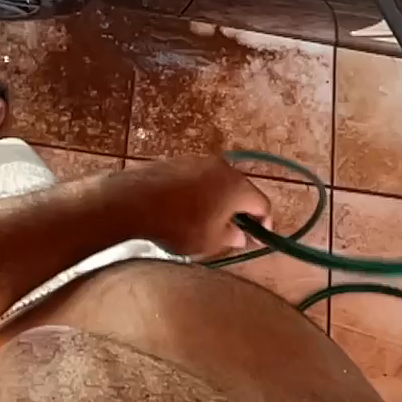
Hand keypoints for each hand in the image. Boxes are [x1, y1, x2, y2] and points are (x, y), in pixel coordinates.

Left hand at [110, 156, 271, 257]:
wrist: (137, 200)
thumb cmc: (180, 225)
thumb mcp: (211, 240)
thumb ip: (231, 236)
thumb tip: (241, 234)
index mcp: (237, 186)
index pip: (262, 204)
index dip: (264, 224)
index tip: (256, 239)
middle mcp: (222, 167)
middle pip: (241, 189)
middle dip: (241, 211)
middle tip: (234, 232)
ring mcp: (198, 160)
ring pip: (218, 182)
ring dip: (219, 200)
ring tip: (208, 222)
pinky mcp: (178, 161)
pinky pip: (199, 178)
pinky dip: (200, 192)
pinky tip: (187, 209)